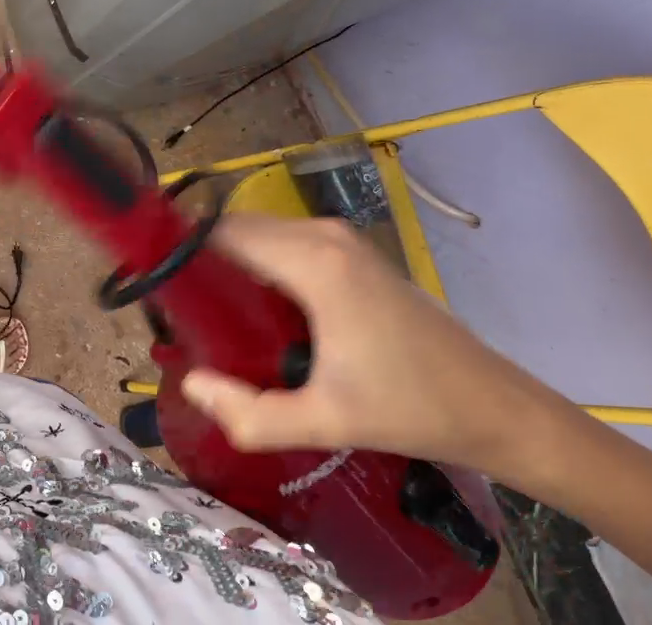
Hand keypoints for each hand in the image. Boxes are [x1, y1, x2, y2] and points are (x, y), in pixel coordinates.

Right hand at [180, 215, 569, 474]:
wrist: (499, 410)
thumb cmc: (412, 410)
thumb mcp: (325, 422)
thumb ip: (250, 414)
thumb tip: (190, 384)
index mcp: (315, 263)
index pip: (221, 232)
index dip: (179, 249)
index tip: (152, 283)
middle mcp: (325, 236)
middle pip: (236, 228)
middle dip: (199, 259)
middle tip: (177, 309)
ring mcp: (342, 240)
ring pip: (258, 233)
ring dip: (226, 261)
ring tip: (209, 312)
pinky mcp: (352, 253)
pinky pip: (282, 242)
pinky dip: (255, 261)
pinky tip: (253, 309)